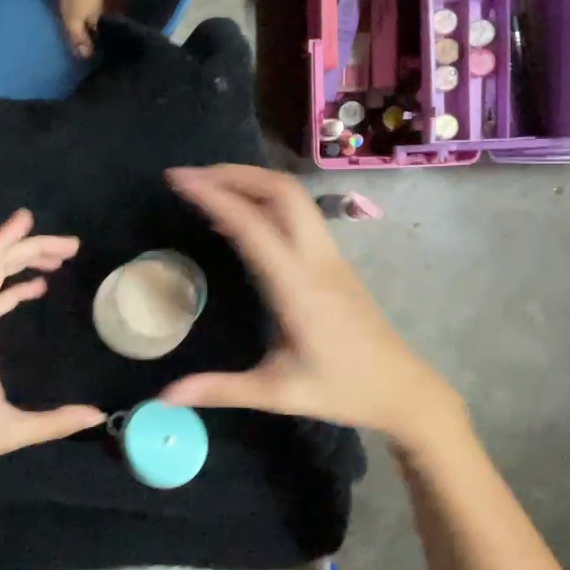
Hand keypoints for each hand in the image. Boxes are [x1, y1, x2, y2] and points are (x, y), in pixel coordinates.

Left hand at [0, 209, 105, 486]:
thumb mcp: (8, 434)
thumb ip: (53, 423)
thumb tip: (97, 416)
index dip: (1, 243)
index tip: (25, 219)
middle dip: (27, 249)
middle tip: (69, 246)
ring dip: (19, 265)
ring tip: (59, 259)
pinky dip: (10, 288)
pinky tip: (35, 288)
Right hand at [159, 166, 463, 443]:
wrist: (405, 391)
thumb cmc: (342, 391)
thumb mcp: (277, 394)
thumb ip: (221, 390)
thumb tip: (164, 396)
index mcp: (299, 289)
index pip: (253, 226)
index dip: (214, 196)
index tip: (179, 180)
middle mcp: (316, 262)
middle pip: (281, 191)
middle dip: (234, 174)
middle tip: (190, 176)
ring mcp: (329, 257)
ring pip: (293, 198)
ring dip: (250, 182)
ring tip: (208, 186)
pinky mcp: (333, 262)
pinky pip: (298, 215)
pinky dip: (264, 201)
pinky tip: (238, 218)